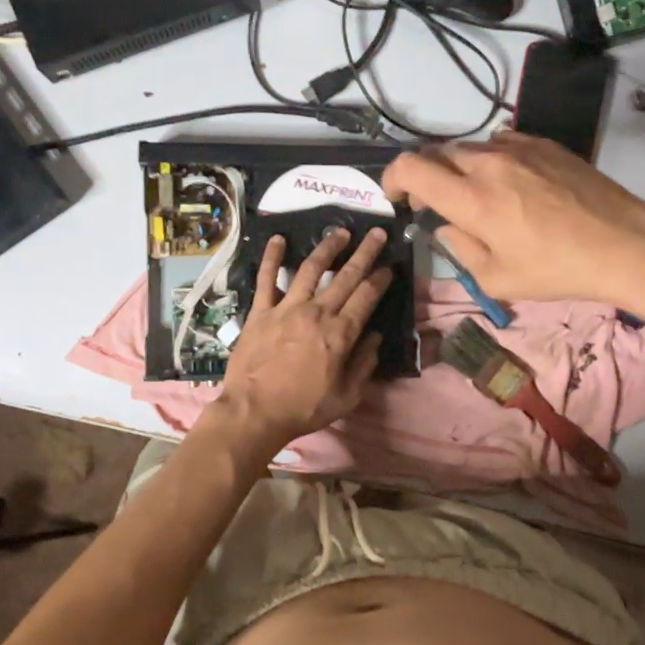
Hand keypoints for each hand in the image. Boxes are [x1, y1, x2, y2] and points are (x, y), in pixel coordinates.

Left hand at [209, 227, 393, 449]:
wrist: (254, 412)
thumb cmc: (304, 408)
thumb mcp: (347, 396)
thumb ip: (364, 364)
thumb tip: (375, 337)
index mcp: (340, 333)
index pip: (367, 296)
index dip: (381, 279)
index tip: (390, 266)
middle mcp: (317, 312)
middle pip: (346, 275)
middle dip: (365, 252)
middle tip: (378, 233)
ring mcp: (286, 308)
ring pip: (311, 268)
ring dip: (327, 247)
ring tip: (340, 232)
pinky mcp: (260, 311)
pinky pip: (266, 278)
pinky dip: (272, 256)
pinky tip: (278, 238)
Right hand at [383, 131, 644, 306]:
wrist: (624, 243)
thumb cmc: (558, 269)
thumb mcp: (499, 279)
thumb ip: (461, 250)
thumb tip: (448, 227)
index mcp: (472, 200)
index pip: (411, 167)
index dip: (393, 179)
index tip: (399, 197)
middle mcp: (488, 164)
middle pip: (437, 154)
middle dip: (427, 176)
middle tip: (438, 203)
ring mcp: (518, 148)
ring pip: (470, 148)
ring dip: (461, 169)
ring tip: (478, 196)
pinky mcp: (544, 143)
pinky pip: (502, 143)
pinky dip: (492, 160)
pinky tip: (511, 184)